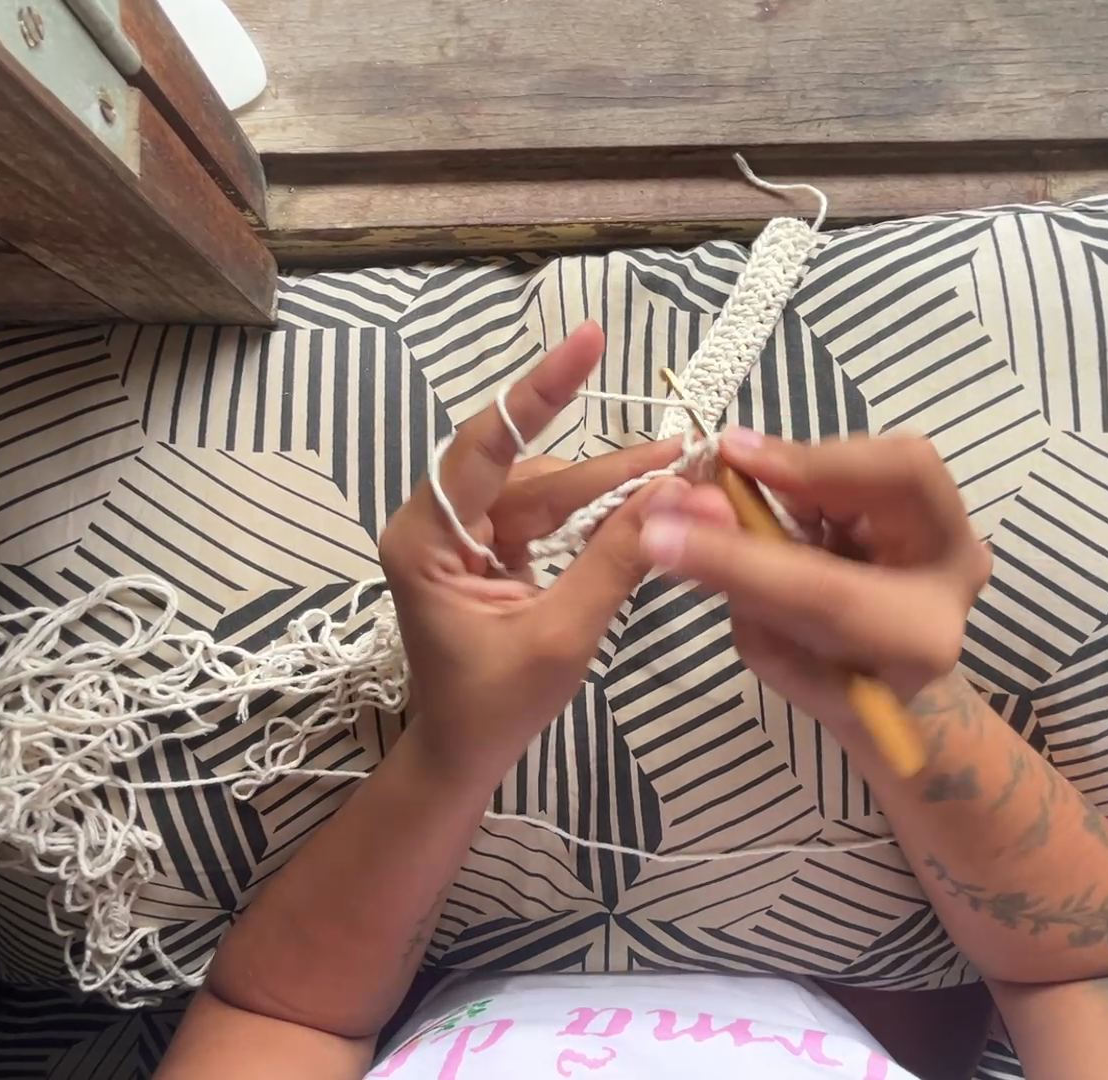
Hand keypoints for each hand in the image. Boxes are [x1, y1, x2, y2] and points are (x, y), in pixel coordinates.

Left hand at [379, 323, 685, 788]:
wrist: (465, 754)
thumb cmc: (496, 708)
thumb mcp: (561, 635)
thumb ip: (614, 561)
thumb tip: (678, 496)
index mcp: (427, 539)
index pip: (485, 445)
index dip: (539, 392)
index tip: (588, 342)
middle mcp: (438, 524)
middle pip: (528, 469)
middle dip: (606, 466)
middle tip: (680, 450)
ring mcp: (465, 536)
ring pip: (544, 491)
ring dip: (608, 489)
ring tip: (676, 476)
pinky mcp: (491, 551)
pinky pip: (547, 517)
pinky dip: (594, 514)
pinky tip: (641, 505)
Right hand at [639, 429, 990, 727]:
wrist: (895, 680)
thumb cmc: (824, 676)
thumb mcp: (770, 650)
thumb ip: (738, 590)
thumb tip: (675, 522)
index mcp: (911, 639)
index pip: (822, 590)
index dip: (738, 557)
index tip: (662, 531)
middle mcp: (954, 574)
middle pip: (900, 479)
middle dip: (804, 462)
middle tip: (727, 454)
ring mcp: (958, 529)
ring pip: (891, 457)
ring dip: (804, 463)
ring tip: (747, 476)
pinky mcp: (941, 502)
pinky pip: (879, 457)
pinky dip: (816, 463)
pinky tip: (780, 481)